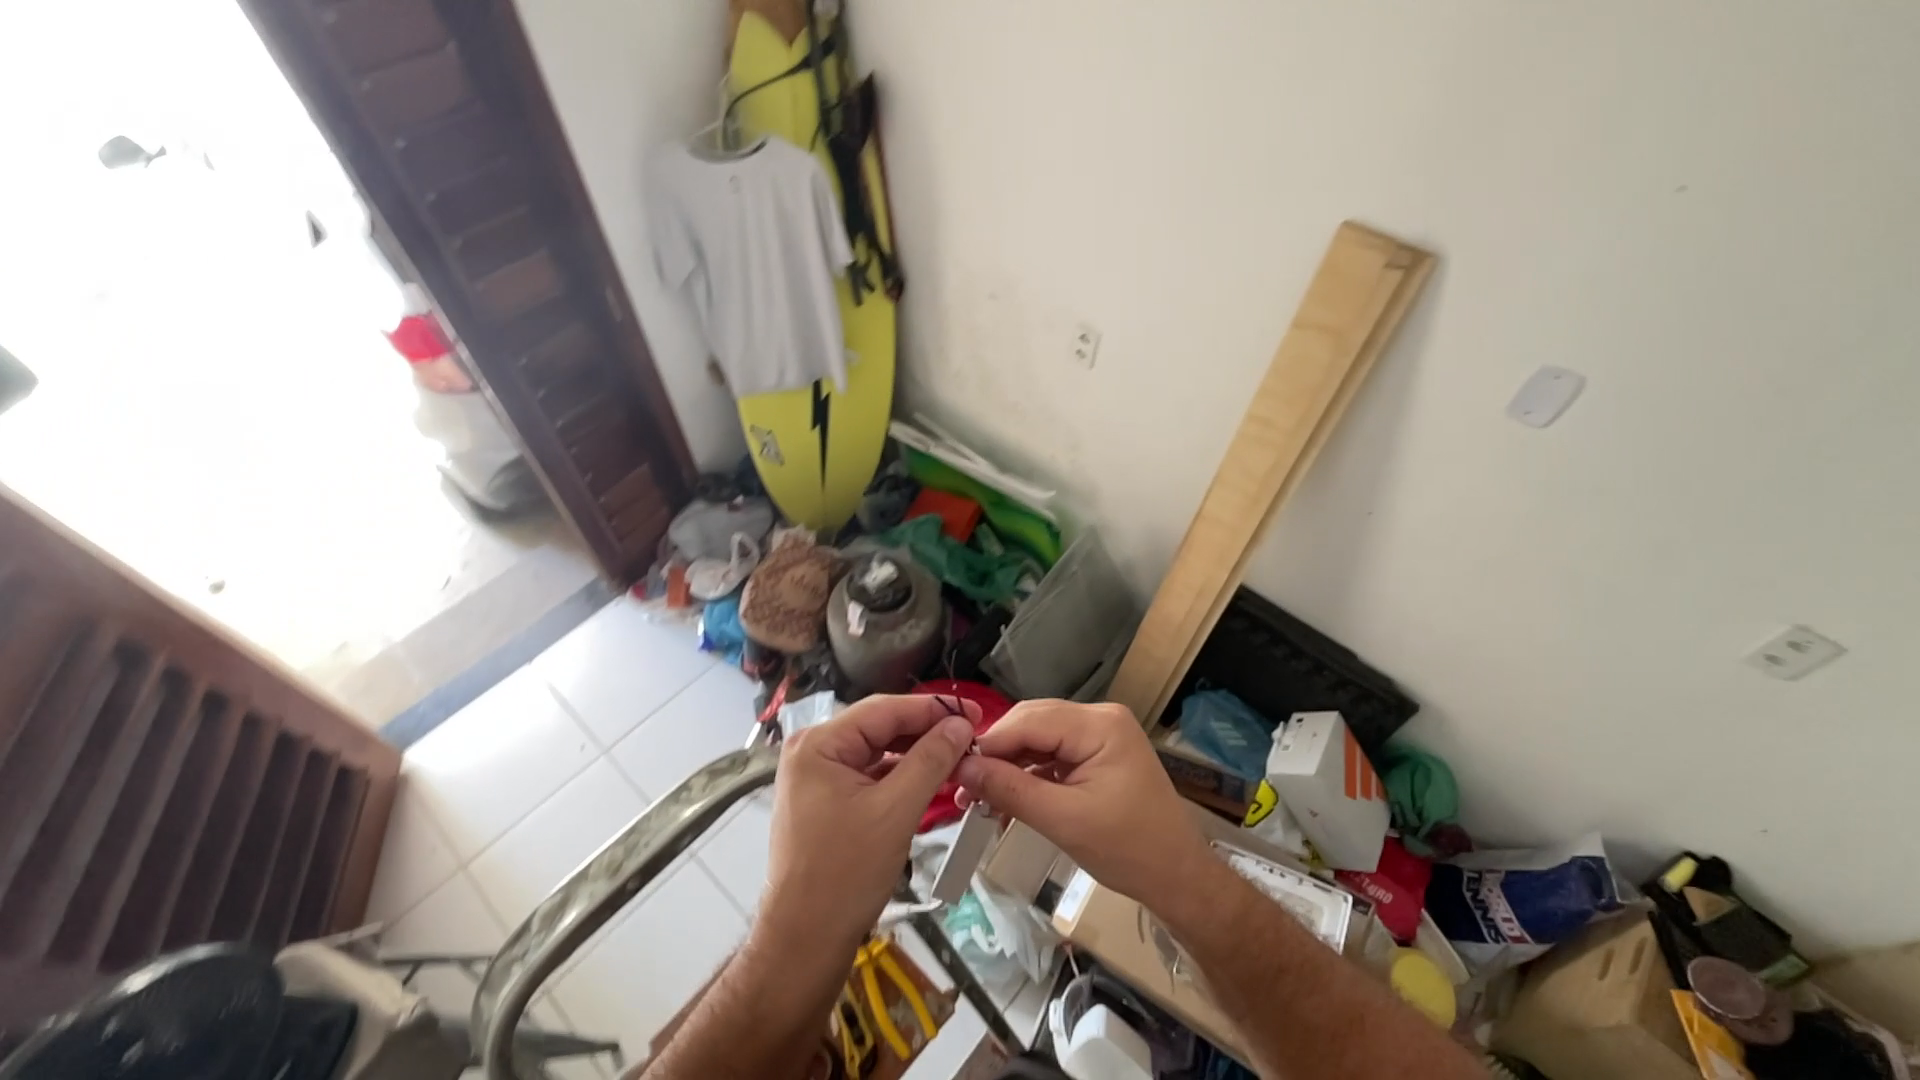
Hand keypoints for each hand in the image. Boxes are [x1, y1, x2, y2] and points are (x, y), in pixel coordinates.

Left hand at [761, 694, 979, 947]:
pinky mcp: (825, 800)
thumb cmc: (846, 872)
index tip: (975, 713)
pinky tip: (930, 779)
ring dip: (916, 753)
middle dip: (926, 731)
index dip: (933, 709)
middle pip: (880, 727)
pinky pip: (870, 774)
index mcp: (819, 743)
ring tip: (959, 756)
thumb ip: (930, 759)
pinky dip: (900, 775)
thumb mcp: (896, 810)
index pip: (884, 710)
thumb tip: (960, 724)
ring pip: (877, 751)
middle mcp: (813, 750)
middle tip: (972, 736)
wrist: (805, 938)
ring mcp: (816, 776)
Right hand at [954, 700, 1211, 913]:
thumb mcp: (1063, 821)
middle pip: (1031, 724)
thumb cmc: (1128, 850)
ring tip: (977, 799)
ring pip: (1037, 739)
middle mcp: (1099, 718)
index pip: (1029, 721)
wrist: (1177, 878)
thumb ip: (1011, 789)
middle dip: (996, 755)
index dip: (989, 744)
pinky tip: (1005, 799)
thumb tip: (962, 768)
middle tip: (963, 789)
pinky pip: (1051, 755)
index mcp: (1099, 725)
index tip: (953, 772)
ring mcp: (1100, 735)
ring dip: (1008, 767)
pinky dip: (1028, 776)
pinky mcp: (1096, 755)